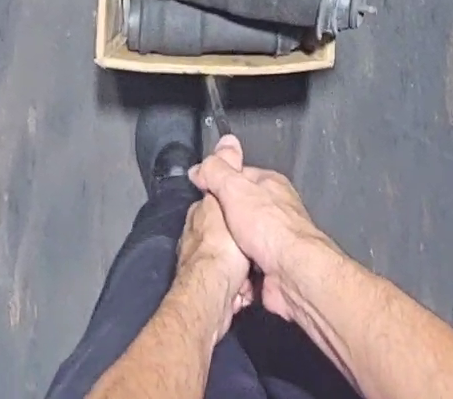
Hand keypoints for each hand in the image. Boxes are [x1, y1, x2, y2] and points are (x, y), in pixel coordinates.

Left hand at [176, 194, 252, 341]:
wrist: (212, 293)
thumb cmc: (222, 245)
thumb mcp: (228, 202)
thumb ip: (225, 182)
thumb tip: (227, 158)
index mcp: (197, 215)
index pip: (219, 202)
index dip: (237, 206)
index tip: (252, 210)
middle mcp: (195, 239)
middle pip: (227, 233)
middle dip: (242, 240)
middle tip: (257, 243)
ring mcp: (200, 266)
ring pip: (231, 260)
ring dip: (243, 266)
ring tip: (254, 269)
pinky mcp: (209, 290)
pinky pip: (231, 283)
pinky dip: (239, 286)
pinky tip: (246, 288)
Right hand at [191, 136, 334, 318]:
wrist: (292, 273)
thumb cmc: (266, 225)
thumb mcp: (235, 189)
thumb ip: (216, 173)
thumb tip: (198, 167)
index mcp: (270, 184)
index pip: (237, 177)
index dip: (217, 185)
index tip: (200, 197)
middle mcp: (275, 209)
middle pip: (236, 211)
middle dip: (220, 223)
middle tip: (205, 230)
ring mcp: (274, 239)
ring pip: (239, 241)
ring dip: (227, 250)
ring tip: (213, 254)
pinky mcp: (271, 265)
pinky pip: (245, 265)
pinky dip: (235, 270)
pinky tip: (225, 272)